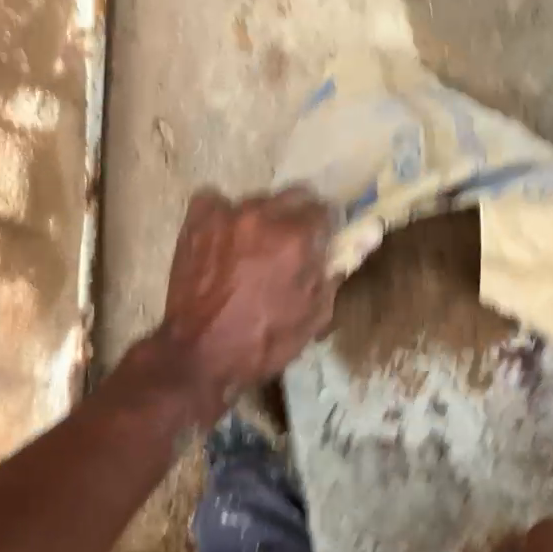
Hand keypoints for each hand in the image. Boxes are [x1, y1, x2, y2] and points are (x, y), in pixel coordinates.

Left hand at [153, 187, 334, 421]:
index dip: (327, 230)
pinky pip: (216, 202)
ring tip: (254, 251)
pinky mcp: (197, 222)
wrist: (200, 354)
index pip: (325, 211)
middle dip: (299, 218)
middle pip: (293, 197)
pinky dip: (224, 217)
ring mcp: (226, 215)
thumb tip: (356, 240)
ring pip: (256, 202)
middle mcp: (263, 216)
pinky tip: (224, 240)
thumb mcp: (312, 317)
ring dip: (262, 220)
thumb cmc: (262, 343)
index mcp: (296, 239)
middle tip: (292, 248)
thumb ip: (333, 273)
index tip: (322, 246)